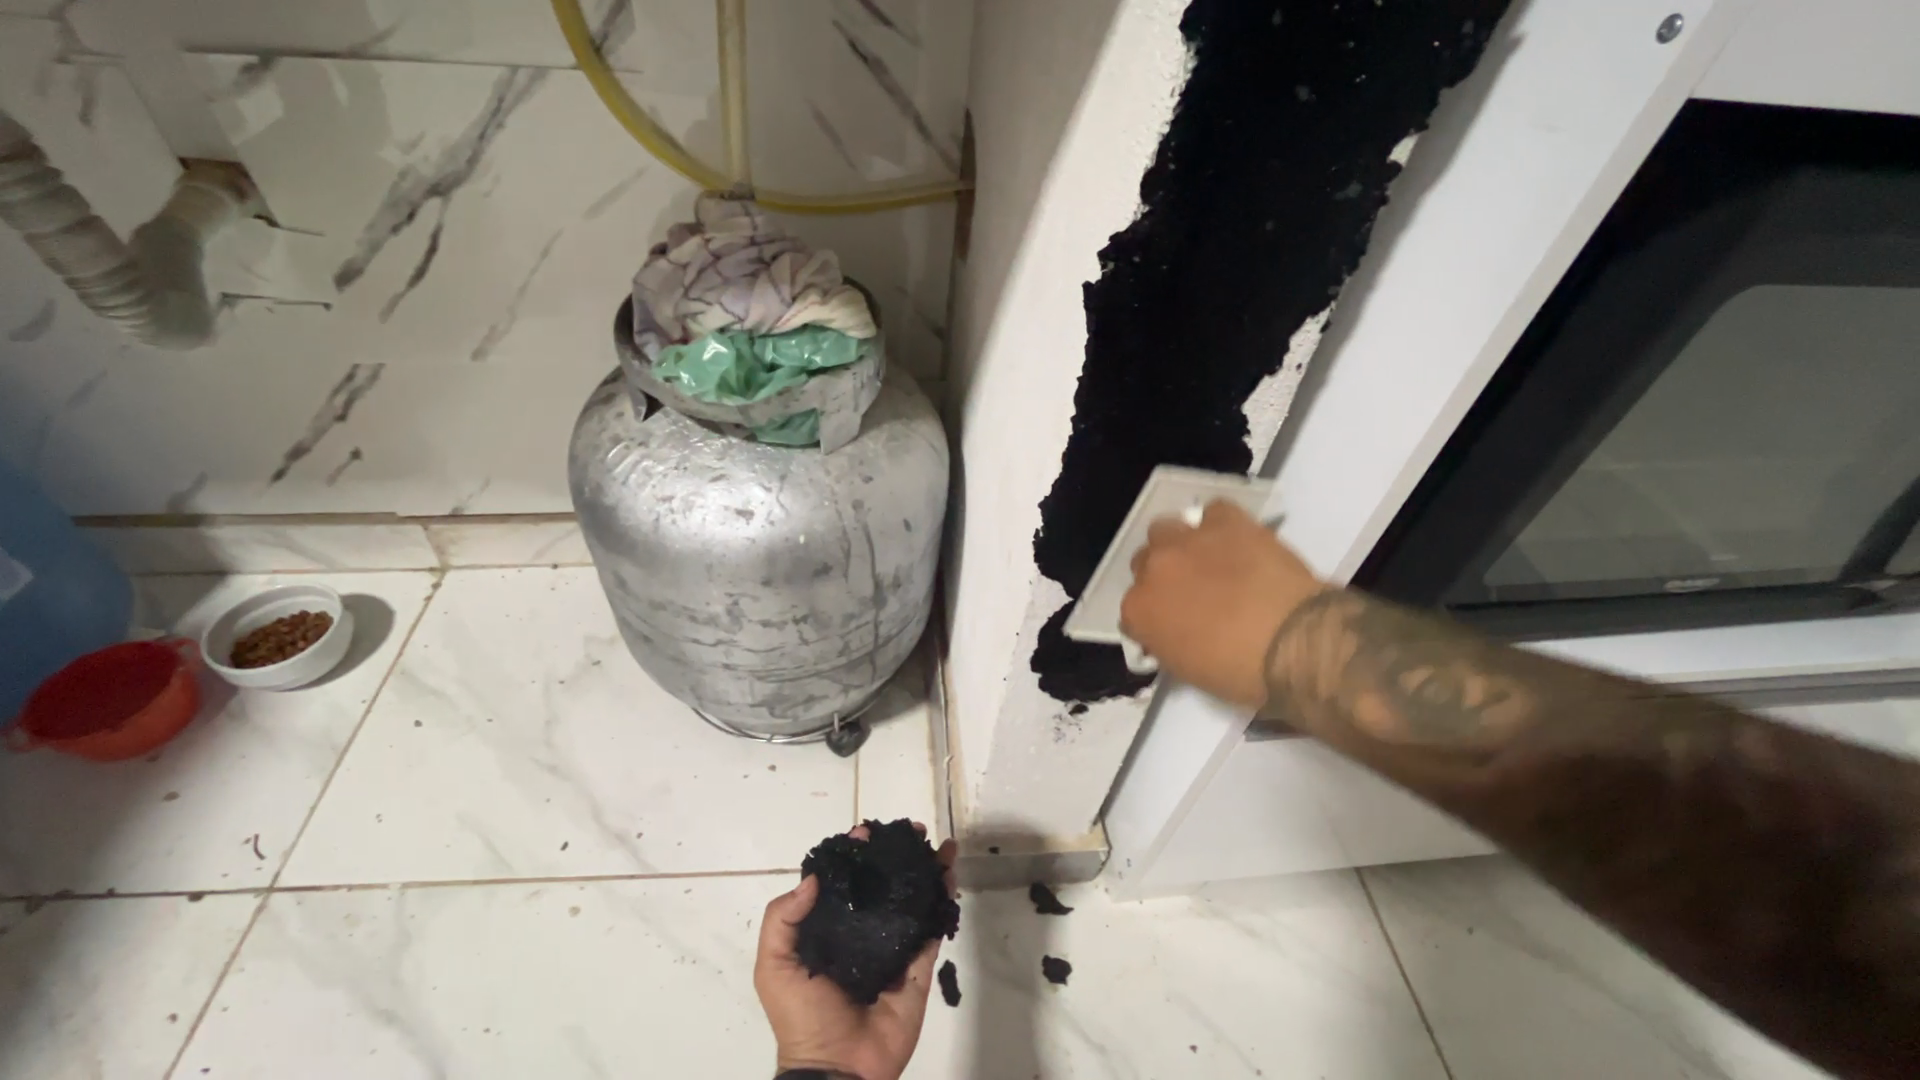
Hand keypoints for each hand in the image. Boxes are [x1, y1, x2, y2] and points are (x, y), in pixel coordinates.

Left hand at [755, 825, 956, 1079]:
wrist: (837, 1067)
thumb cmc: (801, 1015)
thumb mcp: (774, 966)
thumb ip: (782, 919)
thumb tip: (813, 878)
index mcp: (829, 930)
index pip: (843, 883)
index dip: (854, 855)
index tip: (865, 831)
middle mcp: (862, 932)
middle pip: (882, 884)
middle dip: (896, 855)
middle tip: (910, 831)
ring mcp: (893, 947)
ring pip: (912, 900)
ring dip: (926, 870)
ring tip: (938, 844)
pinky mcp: (918, 966)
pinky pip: (932, 928)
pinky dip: (942, 900)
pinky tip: (949, 875)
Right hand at [1120, 499, 1326, 706]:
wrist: (1291, 642)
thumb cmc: (1239, 671)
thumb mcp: (1188, 669)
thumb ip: (1166, 642)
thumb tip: (1170, 630)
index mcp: (1138, 612)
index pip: (1132, 610)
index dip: (1154, 617)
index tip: (1173, 626)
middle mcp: (1152, 569)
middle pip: (1143, 563)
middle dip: (1162, 576)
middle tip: (1191, 592)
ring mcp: (1186, 541)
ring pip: (1165, 529)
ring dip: (1180, 544)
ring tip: (1207, 560)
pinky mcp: (1226, 522)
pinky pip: (1214, 512)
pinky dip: (1221, 525)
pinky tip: (1237, 541)